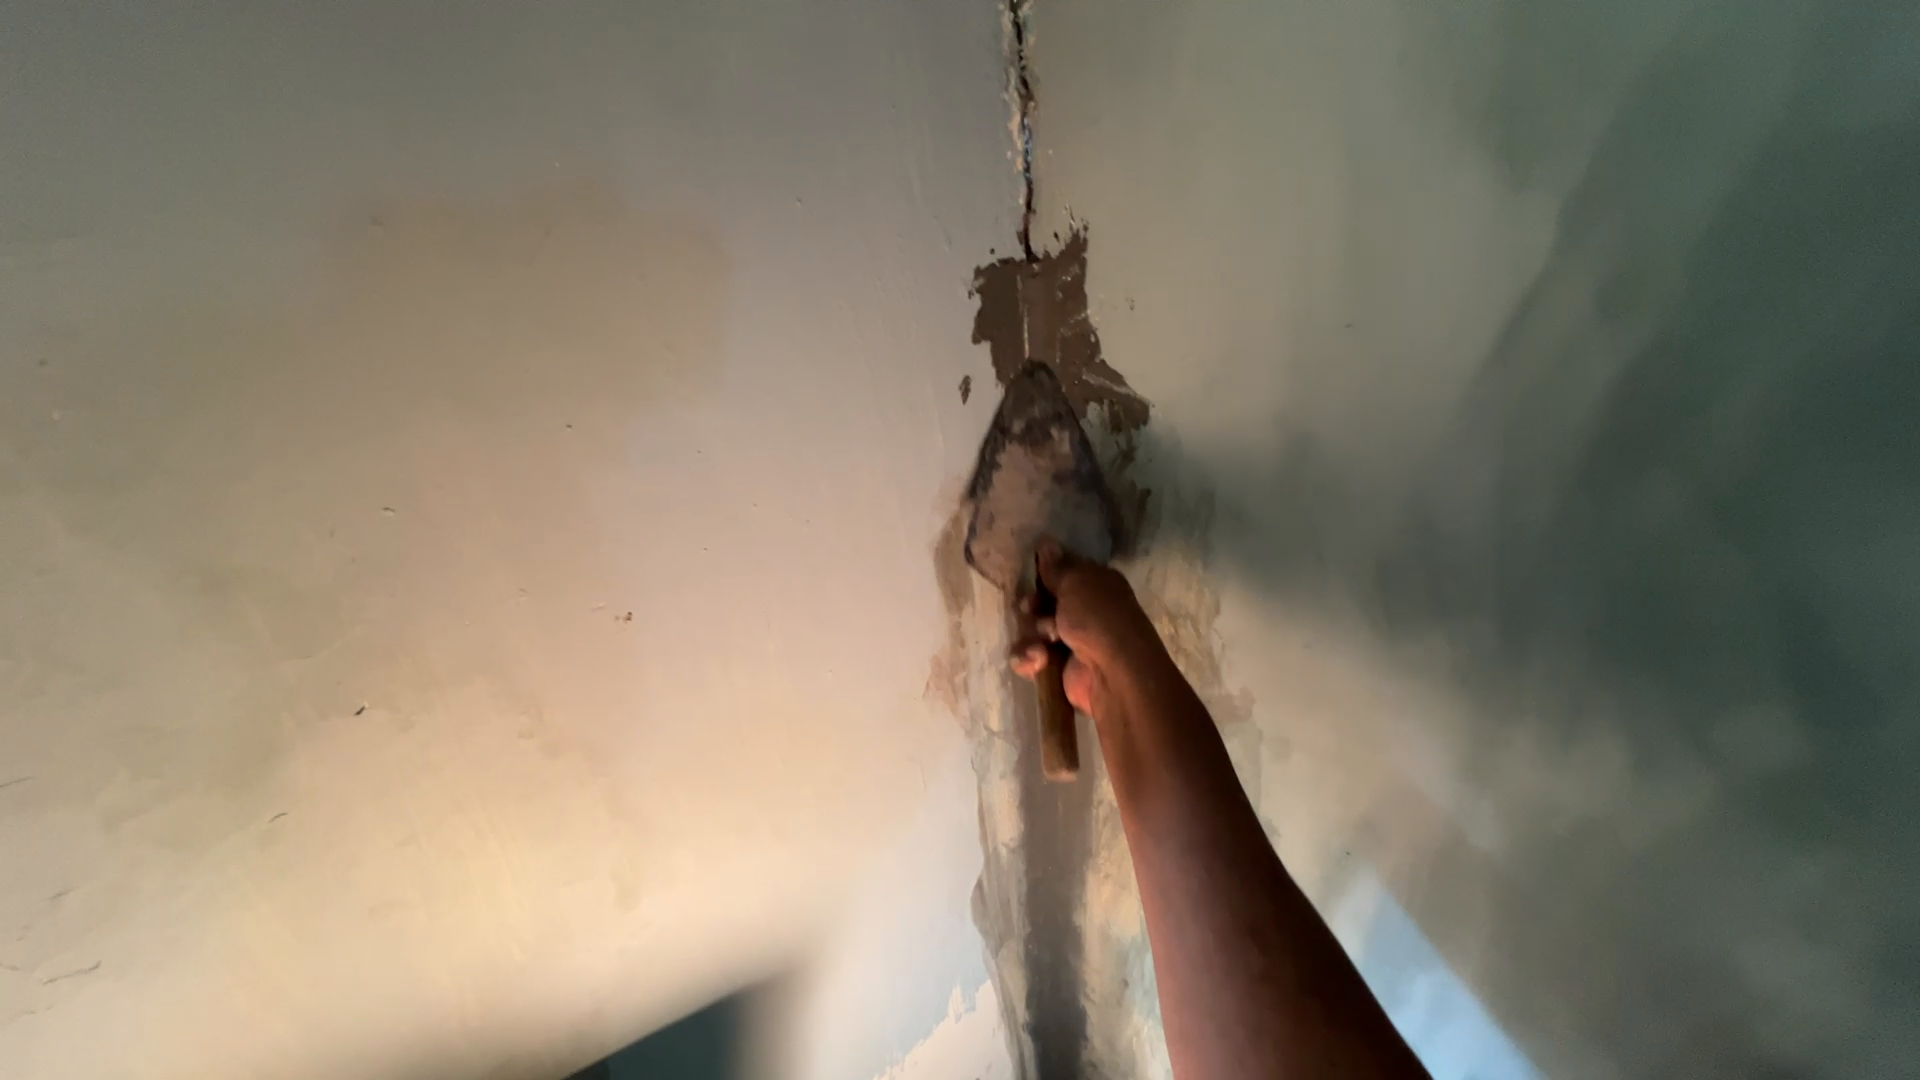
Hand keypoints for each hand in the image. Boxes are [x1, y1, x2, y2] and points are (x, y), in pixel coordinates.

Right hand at [1009, 538, 1166, 717]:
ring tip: (1043, 644)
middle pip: (1042, 601)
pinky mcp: (1056, 666)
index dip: (1044, 574)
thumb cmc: (1097, 619)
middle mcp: (1084, 610)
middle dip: (1033, 606)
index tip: (1032, 576)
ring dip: (1031, 635)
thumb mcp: (1077, 583)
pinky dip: (1029, 658)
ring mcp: (1070, 640)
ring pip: (1031, 629)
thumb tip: (1045, 542)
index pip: (1062, 572)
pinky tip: (1039, 660)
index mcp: (1095, 584)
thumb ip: (1057, 566)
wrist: (1112, 673)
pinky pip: (1029, 656)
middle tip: (1032, 609)